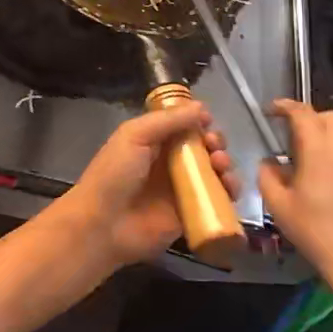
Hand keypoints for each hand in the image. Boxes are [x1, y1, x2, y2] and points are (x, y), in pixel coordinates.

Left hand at [56, 100, 239, 268]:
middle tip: (213, 145)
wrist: (103, 224)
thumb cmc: (114, 174)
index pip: (183, 125)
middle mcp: (169, 163)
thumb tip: (201, 107)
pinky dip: (229, 192)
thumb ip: (167, 120)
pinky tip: (229, 186)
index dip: (198, 121)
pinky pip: (216, 200)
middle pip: (202, 147)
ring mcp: (180, 189)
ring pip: (213, 172)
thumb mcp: (135, 136)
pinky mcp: (190, 214)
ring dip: (224, 164)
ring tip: (220, 165)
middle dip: (214, 142)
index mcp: (153, 141)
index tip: (208, 120)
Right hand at [258, 99, 332, 277]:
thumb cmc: (311, 228)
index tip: (271, 110)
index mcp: (318, 153)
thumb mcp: (277, 204)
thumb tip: (268, 162)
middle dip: (310, 115)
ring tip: (297, 153)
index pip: (305, 115)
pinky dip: (327, 151)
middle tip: (289, 129)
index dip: (286, 106)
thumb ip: (267, 176)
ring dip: (320, 133)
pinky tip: (311, 175)